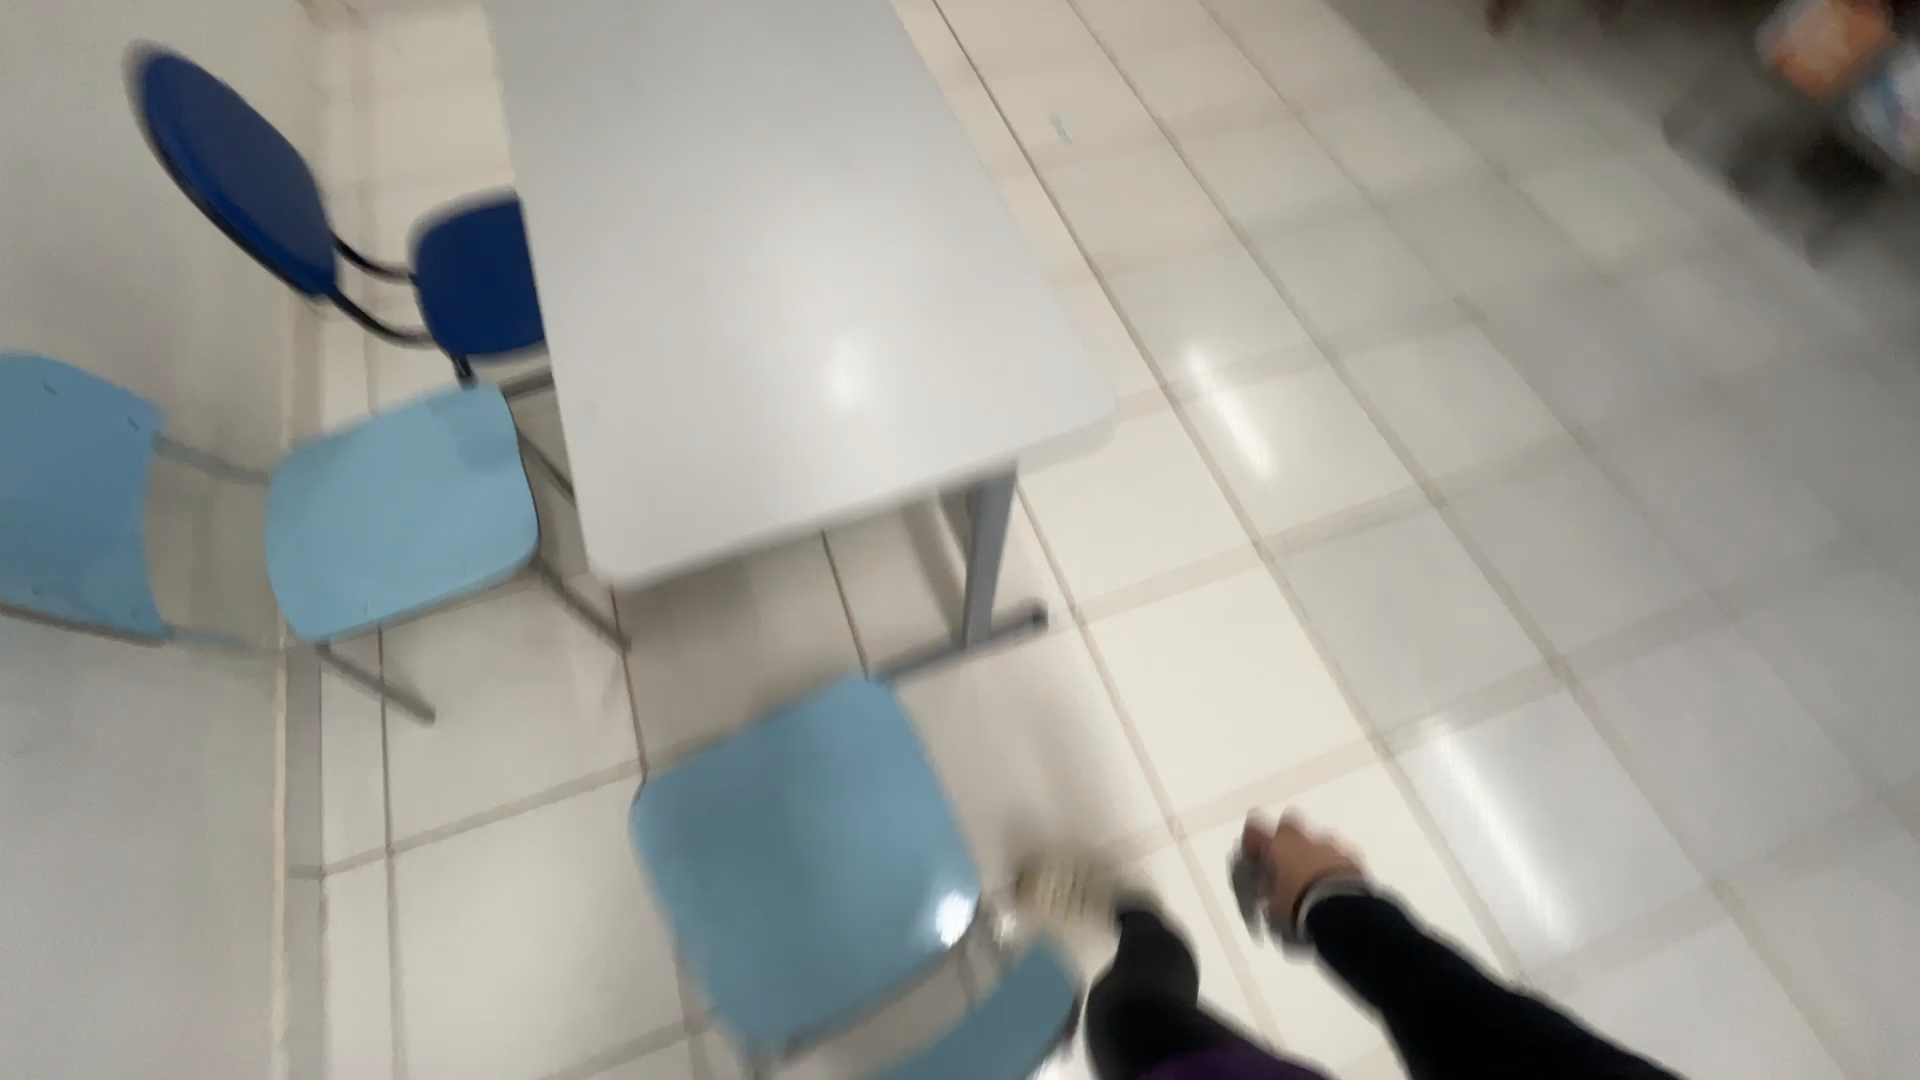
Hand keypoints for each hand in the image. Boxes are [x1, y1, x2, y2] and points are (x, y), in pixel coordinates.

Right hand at [1241, 814, 1366, 922]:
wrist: (1345, 916)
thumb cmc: (1300, 909)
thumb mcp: (1273, 909)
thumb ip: (1268, 893)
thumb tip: (1268, 891)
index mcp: (1275, 846)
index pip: (1253, 830)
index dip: (1251, 842)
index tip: (1253, 856)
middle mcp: (1300, 839)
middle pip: (1286, 825)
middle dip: (1285, 839)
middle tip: (1285, 862)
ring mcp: (1328, 846)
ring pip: (1316, 840)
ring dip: (1314, 855)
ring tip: (1315, 880)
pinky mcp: (1353, 858)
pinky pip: (1340, 856)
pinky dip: (1336, 867)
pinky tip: (1336, 886)